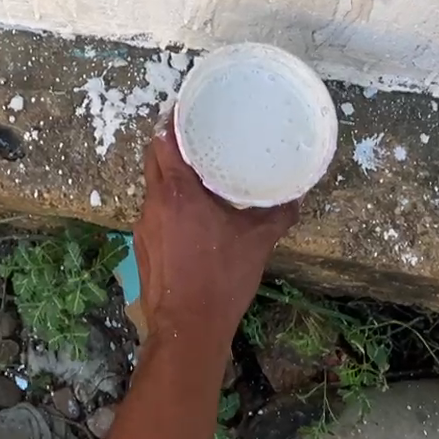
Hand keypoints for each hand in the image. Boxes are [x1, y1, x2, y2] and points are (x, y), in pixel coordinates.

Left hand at [133, 126, 297, 349]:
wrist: (187, 329)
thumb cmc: (222, 279)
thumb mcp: (256, 243)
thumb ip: (278, 214)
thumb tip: (298, 195)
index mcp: (178, 192)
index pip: (163, 141)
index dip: (170, 121)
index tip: (184, 109)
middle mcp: (154, 202)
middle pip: (152, 158)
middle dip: (167, 144)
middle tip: (192, 137)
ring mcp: (143, 225)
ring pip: (151, 186)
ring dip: (168, 177)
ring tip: (194, 176)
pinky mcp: (140, 245)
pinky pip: (152, 212)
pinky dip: (166, 205)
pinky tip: (186, 217)